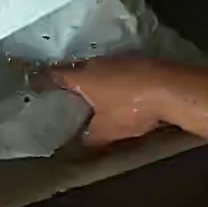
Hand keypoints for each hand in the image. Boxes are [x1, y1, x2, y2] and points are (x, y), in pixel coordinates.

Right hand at [45, 57, 177, 146]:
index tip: (35, 85)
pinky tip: (120, 90)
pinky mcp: (139, 60)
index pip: (53, 74)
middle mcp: (95, 63)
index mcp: (81, 77)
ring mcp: (118, 59)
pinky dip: (115, 78)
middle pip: (76, 69)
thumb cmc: (131, 108)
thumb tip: (76, 147)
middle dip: (70, 80)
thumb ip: (89, 138)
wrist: (173, 89)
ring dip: (95, 78)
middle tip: (65, 92)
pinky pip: (118, 69)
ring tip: (93, 93)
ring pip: (98, 68)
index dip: (42, 79)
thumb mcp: (106, 131)